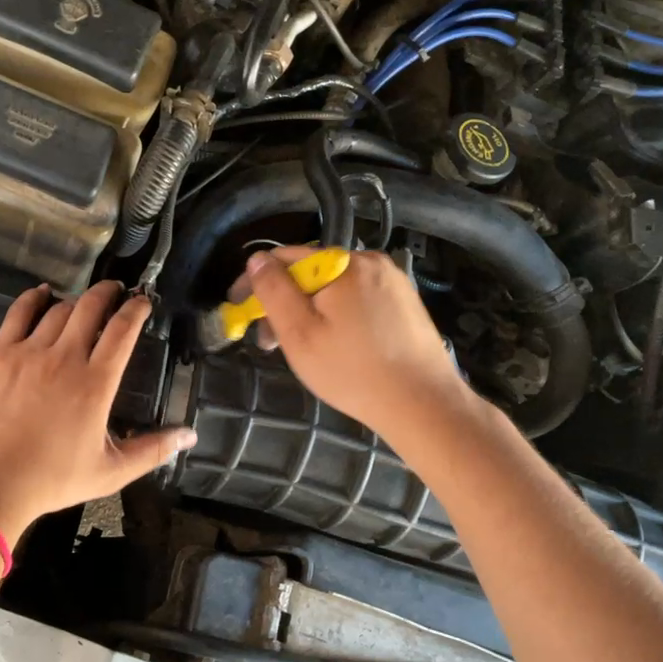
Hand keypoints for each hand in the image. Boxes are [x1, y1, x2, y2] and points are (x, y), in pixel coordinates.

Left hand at [0, 281, 196, 544]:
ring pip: (58, 311)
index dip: (135, 309)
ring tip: (83, 302)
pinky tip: (41, 293)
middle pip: (90, 308)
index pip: (122, 331)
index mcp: (96, 383)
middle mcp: (65, 358)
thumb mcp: (111, 472)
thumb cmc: (52, 480)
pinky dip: (33, 299)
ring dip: (75, 301)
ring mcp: (29, 353)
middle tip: (116, 290)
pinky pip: (18, 315)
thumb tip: (190, 436)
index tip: (143, 301)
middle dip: (107, 293)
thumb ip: (152, 450)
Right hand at [238, 246, 475, 432]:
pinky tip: (337, 345)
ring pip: (335, 287)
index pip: (285, 257)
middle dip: (285, 301)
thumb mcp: (299, 333)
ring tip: (303, 347)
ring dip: (310, 310)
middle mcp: (372, 262)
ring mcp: (393, 282)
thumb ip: (274, 291)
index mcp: (344, 264)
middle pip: (311, 272)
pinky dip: (337, 315)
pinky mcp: (406, 303)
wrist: (423, 404)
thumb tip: (256, 259)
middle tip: (271, 342)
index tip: (238, 308)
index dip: (256, 281)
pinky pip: (358, 299)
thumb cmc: (353, 371)